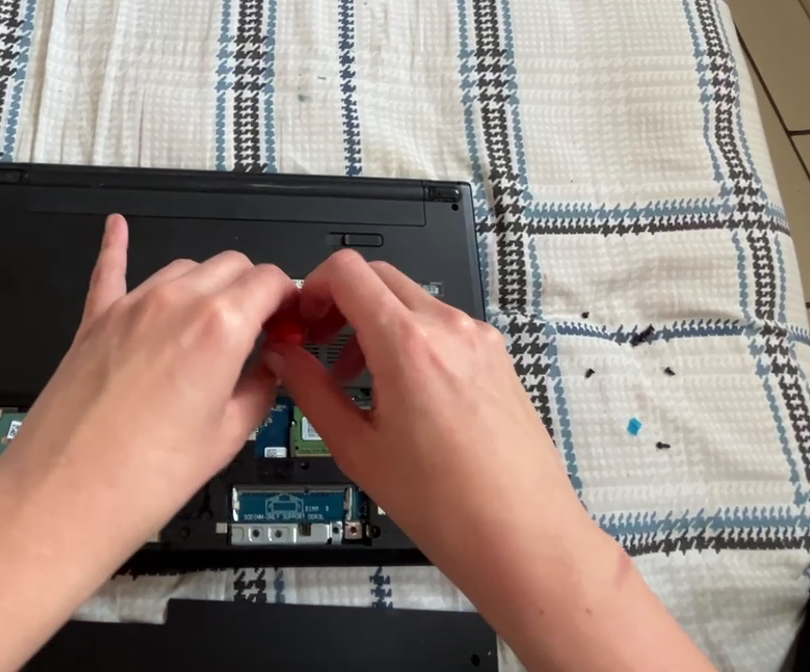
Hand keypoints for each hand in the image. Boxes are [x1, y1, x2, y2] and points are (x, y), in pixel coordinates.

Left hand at [0, 216, 297, 671]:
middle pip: (232, 264)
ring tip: (210, 320)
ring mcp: (132, 304)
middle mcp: (177, 301)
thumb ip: (259, 388)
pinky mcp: (95, 319)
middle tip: (258, 325)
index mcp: (220, 327)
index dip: (287, 297)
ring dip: (207, 283)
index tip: (289, 318)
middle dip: (253, 287)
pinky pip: (109, 268)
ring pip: (185, 267)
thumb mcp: (228, 438)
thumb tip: (268, 369)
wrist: (62, 500)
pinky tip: (116, 225)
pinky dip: (116, 245)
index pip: (270, 279)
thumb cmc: (142, 480)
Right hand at [265, 251, 711, 671]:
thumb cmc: (449, 506)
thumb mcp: (358, 448)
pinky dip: (408, 334)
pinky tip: (399, 386)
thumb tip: (283, 358)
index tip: (301, 320)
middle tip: (318, 341)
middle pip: (376, 275)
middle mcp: (447, 326)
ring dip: (372, 318)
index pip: (346, 270)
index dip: (311, 286)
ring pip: (409, 297)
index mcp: (407, 343)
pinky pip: (440, 322)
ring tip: (354, 374)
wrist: (526, 538)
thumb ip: (311, 391)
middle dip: (338, 300)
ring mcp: (477, 337)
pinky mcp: (496, 354)